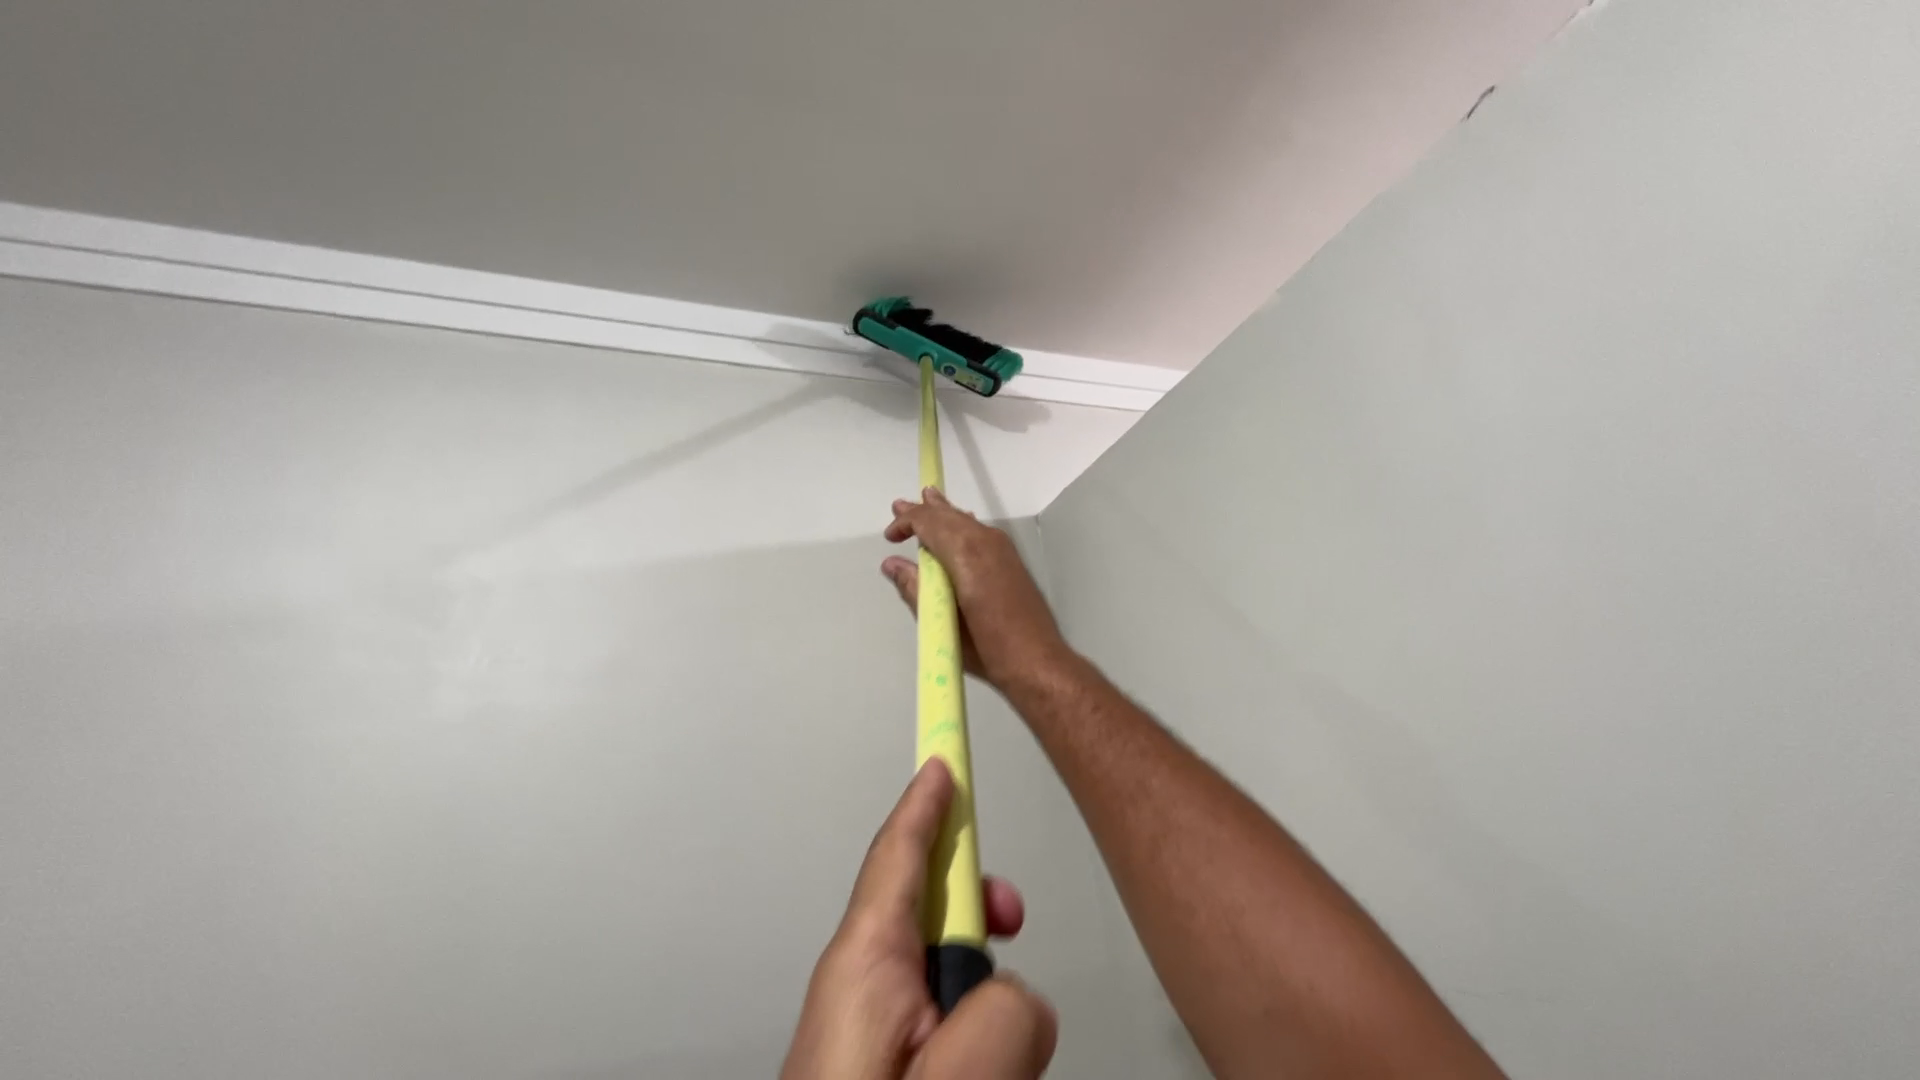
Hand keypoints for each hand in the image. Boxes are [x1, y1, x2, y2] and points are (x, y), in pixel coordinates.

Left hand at [782, 759, 1056, 1079]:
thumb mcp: (961, 1068)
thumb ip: (1008, 1011)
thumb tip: (1023, 1002)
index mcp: (865, 962)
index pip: (899, 851)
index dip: (927, 799)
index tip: (943, 752)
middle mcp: (861, 983)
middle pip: (932, 903)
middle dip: (979, 905)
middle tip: (1011, 919)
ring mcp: (869, 1024)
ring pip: (946, 966)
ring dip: (984, 987)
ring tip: (995, 1053)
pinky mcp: (881, 1059)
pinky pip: (940, 1011)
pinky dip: (971, 1025)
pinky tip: (981, 1064)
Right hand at [882, 488, 1072, 692]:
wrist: (1037, 661)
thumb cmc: (985, 648)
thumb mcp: (940, 623)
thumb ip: (914, 588)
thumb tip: (892, 564)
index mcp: (966, 555)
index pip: (931, 523)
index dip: (907, 522)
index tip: (889, 536)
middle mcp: (986, 543)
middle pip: (949, 517)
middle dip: (924, 510)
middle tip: (900, 505)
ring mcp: (1002, 550)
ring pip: (966, 522)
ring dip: (943, 515)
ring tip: (927, 502)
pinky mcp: (1011, 561)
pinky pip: (979, 532)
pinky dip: (961, 526)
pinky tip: (956, 528)